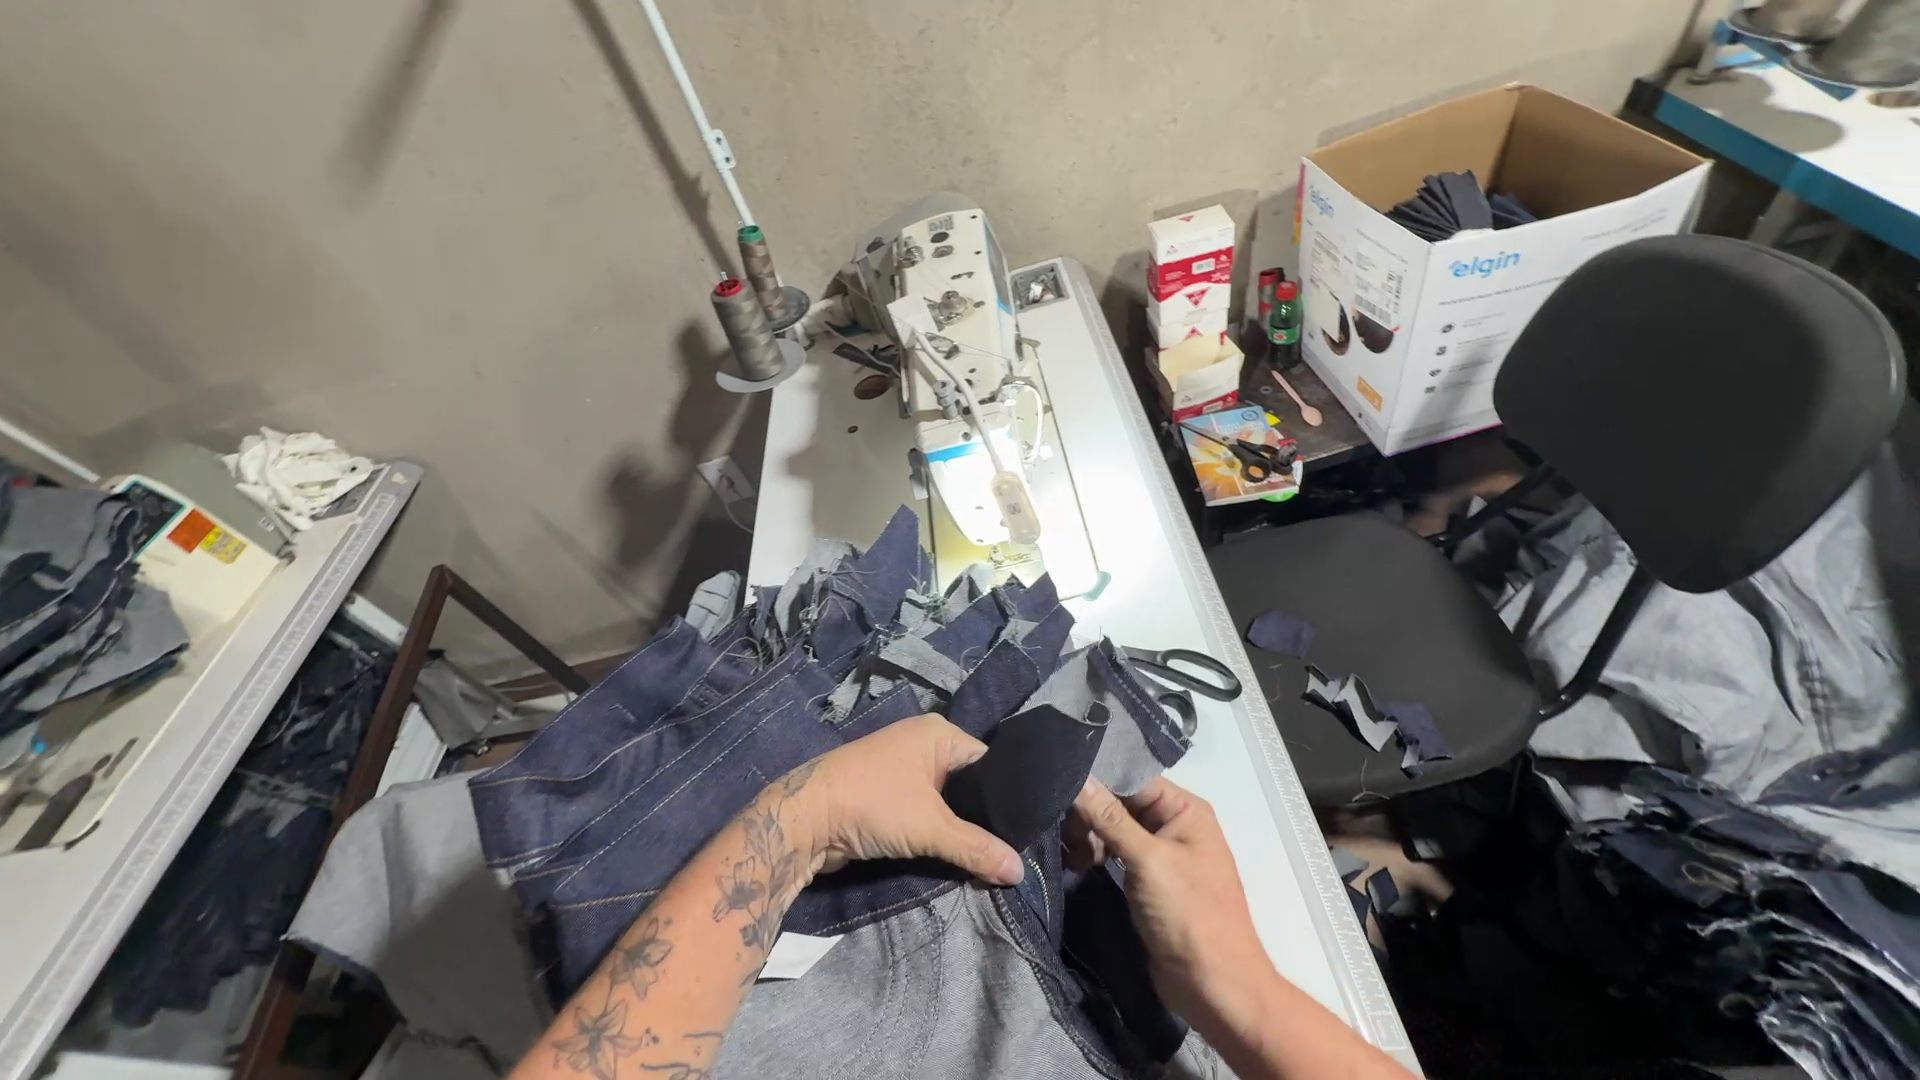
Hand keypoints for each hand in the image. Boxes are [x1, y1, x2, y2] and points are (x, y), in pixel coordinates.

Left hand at [783, 713, 1024, 886]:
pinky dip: (938, 832)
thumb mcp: (932, 828)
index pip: (989, 763)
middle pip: (969, 784)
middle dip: (983, 818)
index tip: (1027, 831)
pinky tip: (957, 855)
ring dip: (959, 829)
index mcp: (939, 733)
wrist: (806, 819)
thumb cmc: (874, 805)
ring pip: (947, 802)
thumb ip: (977, 849)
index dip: (1007, 796)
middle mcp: (923, 744)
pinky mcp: (889, 795)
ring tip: (990, 858)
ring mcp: (903, 769)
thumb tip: (1020, 872)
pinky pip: (926, 812)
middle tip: (1010, 851)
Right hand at [1071, 777, 1277, 1042]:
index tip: (1057, 779)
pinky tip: (1076, 864)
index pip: (1132, 777)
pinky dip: (1093, 855)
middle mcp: (1173, 824)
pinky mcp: (1145, 880)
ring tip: (1070, 853)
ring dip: (1088, 836)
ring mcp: (1159, 854)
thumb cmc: (1190, 916)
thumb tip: (1077, 777)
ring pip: (1112, 828)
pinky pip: (1113, 853)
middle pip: (1119, 801)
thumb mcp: (1148, 861)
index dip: (1097, 778)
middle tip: (1060, 828)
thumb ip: (1110, 818)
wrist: (1215, 989)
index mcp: (1185, 809)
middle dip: (1088, 811)